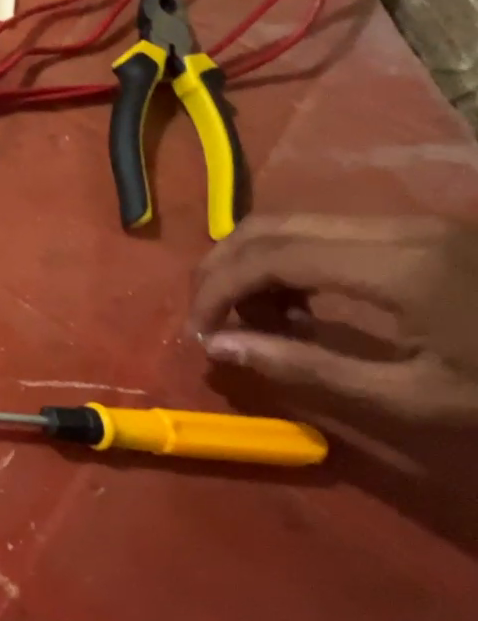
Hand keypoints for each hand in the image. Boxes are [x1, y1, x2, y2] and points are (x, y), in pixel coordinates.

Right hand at [188, 215, 477, 422]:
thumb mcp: (417, 397)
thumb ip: (308, 367)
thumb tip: (218, 347)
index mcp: (394, 268)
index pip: (264, 258)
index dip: (214, 290)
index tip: (199, 333)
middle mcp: (394, 229)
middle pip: (265, 227)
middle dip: (219, 270)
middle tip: (209, 318)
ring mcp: (411, 224)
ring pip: (289, 223)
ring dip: (250, 264)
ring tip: (256, 317)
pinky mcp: (420, 231)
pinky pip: (322, 231)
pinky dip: (287, 261)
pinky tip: (300, 303)